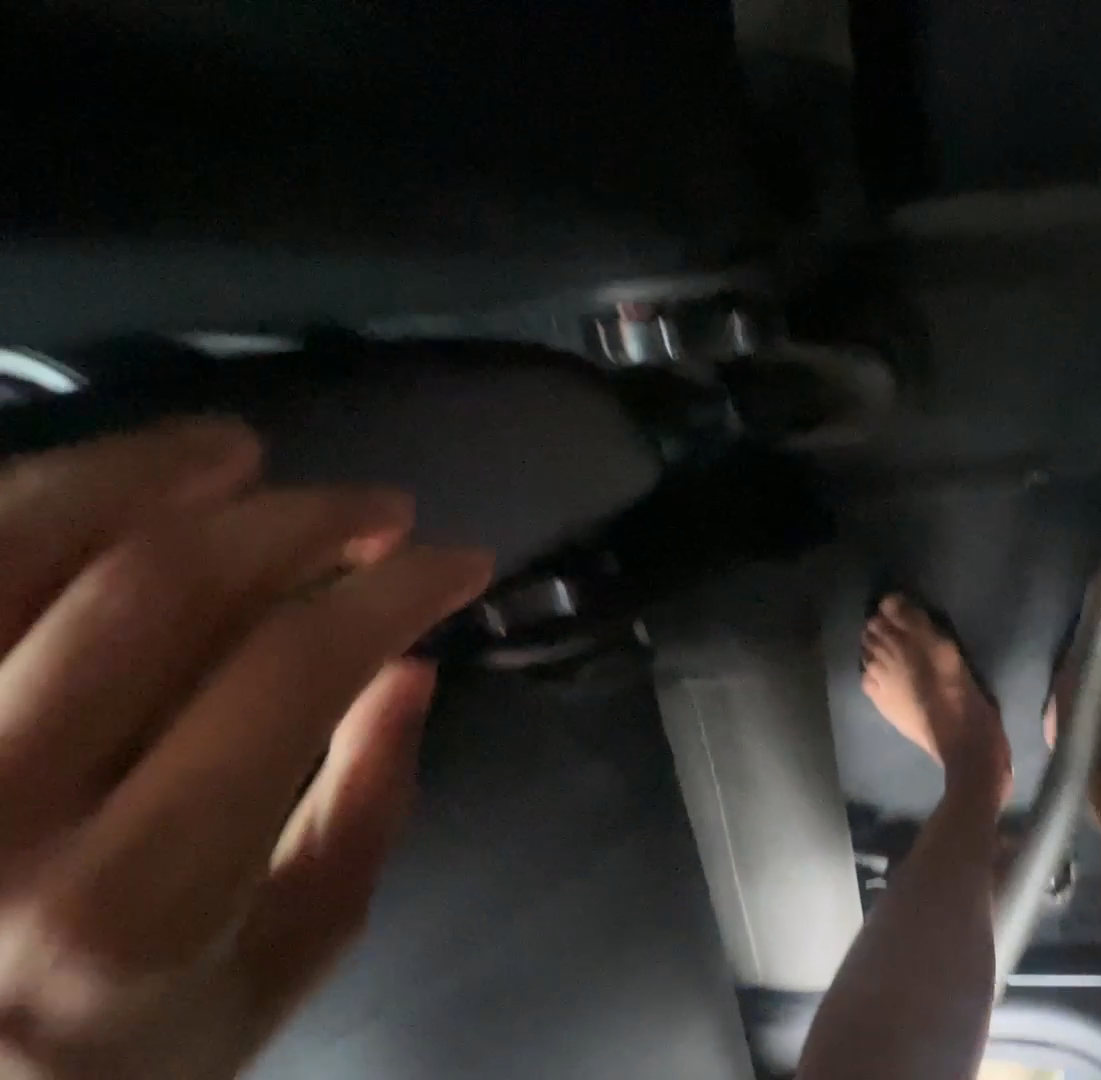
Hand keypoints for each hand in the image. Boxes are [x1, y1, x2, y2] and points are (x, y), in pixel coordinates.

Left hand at [0, 420, 492, 1077]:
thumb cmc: (120, 1055)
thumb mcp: (284, 959)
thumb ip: (364, 805)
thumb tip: (409, 664)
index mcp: (130, 899)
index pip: (296, 668)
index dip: (399, 588)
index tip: (461, 560)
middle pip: (160, 586)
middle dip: (300, 517)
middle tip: (378, 507)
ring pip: (6, 543)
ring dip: (144, 470)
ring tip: (233, 452)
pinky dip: (19, 504)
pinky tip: (95, 491)